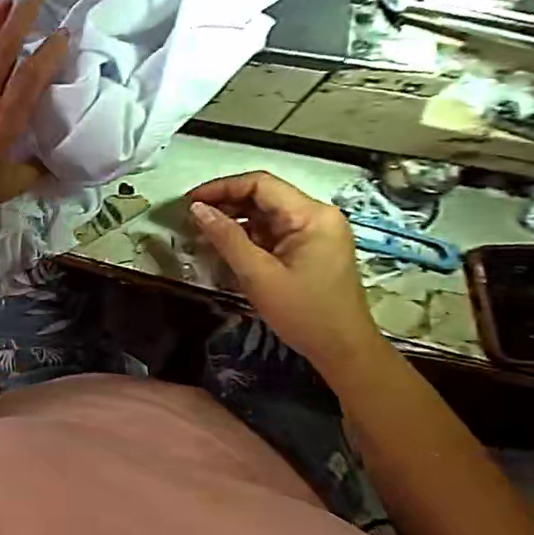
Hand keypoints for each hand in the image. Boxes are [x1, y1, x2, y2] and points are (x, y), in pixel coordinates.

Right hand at [186, 171, 385, 372]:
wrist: (343, 350)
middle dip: (226, 203)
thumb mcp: (258, 275)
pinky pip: (273, 230)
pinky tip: (225, 244)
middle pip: (264, 196)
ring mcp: (316, 232)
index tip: (190, 202)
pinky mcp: (310, 247)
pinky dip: (248, 234)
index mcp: (311, 216)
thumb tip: (197, 209)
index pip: (260, 184)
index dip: (221, 188)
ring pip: (266, 213)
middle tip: (191, 217)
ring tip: (202, 231)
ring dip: (234, 219)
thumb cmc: (303, 313)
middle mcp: (317, 216)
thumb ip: (226, 238)